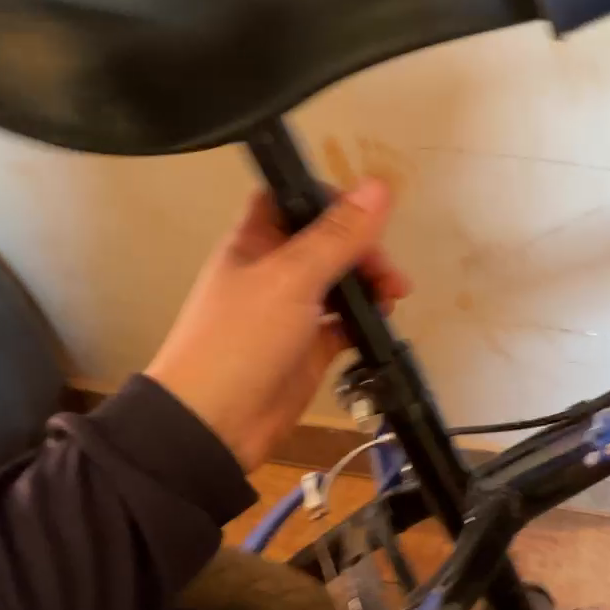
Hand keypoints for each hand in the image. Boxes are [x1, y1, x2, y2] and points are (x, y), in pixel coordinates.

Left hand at [145, 180, 409, 470]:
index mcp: (256, 242)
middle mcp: (274, 272)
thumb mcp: (291, 279)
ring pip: (339, 285)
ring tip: (392, 297)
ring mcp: (292, 313)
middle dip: (362, 250)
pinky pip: (343, 326)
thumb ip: (338, 237)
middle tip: (388, 272)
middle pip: (327, 244)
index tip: (367, 215)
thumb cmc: (242, 340)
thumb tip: (378, 187)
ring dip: (368, 285)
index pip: (294, 200)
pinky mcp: (309, 349)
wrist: (217, 422)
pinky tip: (381, 324)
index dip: (329, 200)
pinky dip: (364, 322)